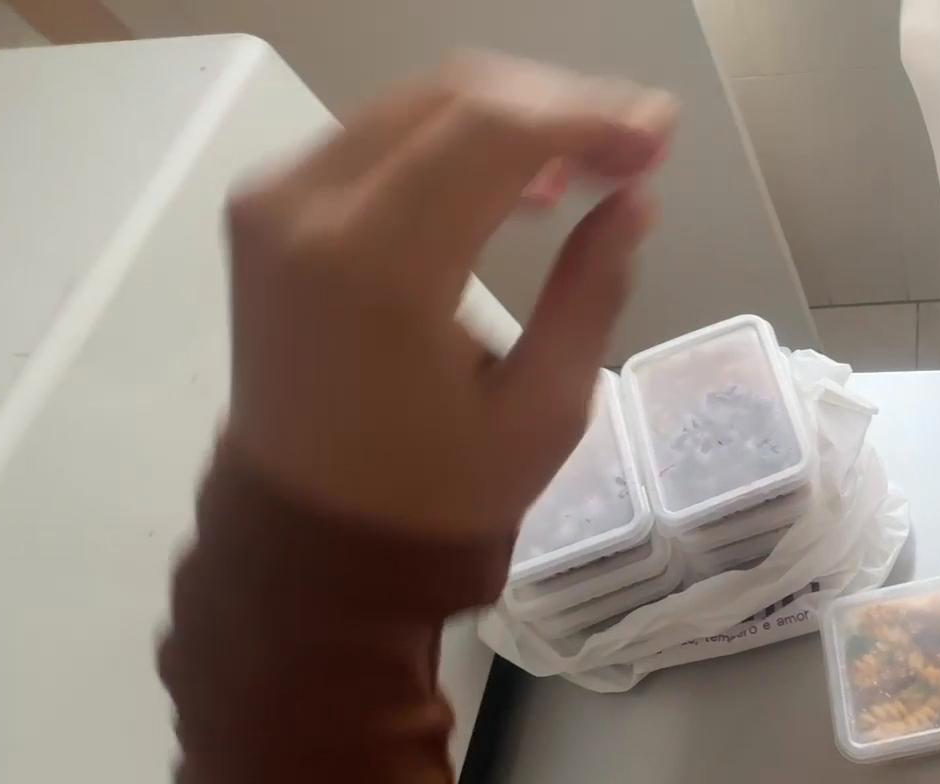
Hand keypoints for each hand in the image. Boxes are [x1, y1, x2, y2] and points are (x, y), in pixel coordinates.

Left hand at [223, 53, 677, 538]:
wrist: (327, 529)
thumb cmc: (451, 487)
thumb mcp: (549, 404)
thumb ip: (591, 290)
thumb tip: (635, 202)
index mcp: (381, 266)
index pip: (493, 134)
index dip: (590, 118)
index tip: (663, 135)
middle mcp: (308, 205)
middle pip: (453, 99)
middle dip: (562, 109)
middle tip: (642, 148)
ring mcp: (279, 200)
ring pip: (418, 106)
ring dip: (519, 123)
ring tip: (597, 167)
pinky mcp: (276, 211)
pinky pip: (384, 140)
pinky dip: (464, 145)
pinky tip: (522, 185)